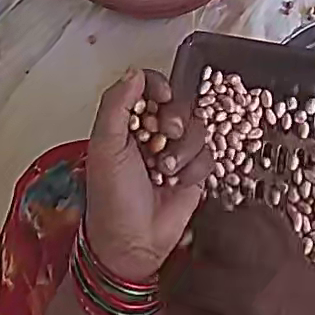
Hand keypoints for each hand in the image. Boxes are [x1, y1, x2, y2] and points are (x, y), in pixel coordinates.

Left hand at [84, 69, 213, 283]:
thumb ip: (116, 105)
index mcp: (126, 122)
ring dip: (183, 150)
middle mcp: (152, 133)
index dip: (158, 86)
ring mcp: (175, 151)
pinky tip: (177, 183)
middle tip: (164, 137)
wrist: (133, 241)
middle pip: (178, 103)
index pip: (148, 87)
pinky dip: (194, 168)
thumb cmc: (111, 197)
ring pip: (197, 127)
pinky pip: (208, 153)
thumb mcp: (105, 146)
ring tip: (165, 171)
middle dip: (174, 120)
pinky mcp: (194, 171)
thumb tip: (134, 73)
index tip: (162, 97)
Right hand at [164, 198, 314, 314]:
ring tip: (208, 248)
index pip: (188, 273)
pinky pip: (263, 213)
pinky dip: (245, 218)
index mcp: (242, 295)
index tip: (163, 290)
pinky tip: (239, 238)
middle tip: (183, 259)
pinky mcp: (293, 244)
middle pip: (210, 221)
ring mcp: (279, 247)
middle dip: (187, 236)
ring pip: (235, 210)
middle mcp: (259, 260)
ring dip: (214, 225)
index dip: (168, 281)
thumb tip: (166, 305)